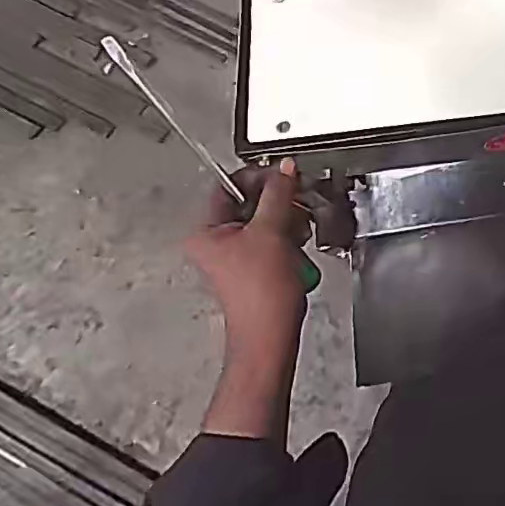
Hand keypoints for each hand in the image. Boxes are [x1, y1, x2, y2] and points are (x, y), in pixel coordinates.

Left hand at [185, 158, 310, 347]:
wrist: (271, 336)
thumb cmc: (259, 296)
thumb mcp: (271, 231)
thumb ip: (279, 193)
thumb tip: (285, 169)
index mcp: (207, 231)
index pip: (230, 185)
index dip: (258, 177)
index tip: (282, 175)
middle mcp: (218, 242)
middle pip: (251, 203)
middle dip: (279, 204)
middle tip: (296, 205)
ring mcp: (238, 256)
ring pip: (267, 221)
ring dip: (288, 224)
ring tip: (297, 236)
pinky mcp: (257, 267)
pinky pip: (276, 240)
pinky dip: (291, 241)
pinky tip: (297, 254)